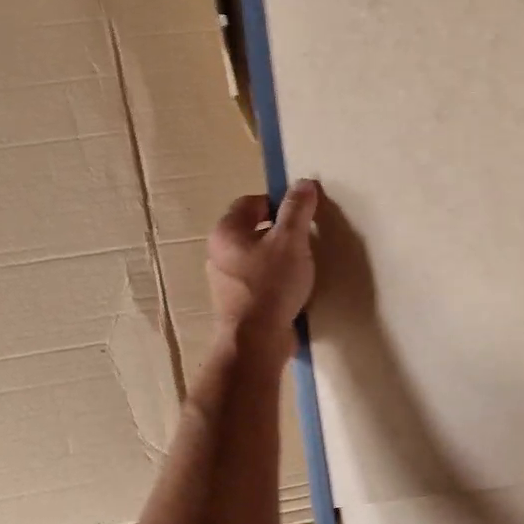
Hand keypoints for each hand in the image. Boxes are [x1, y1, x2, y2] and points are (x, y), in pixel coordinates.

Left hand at [207, 179, 319, 365]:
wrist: (257, 340)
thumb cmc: (271, 285)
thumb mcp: (291, 241)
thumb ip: (298, 210)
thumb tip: (304, 183)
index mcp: (226, 231)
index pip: (251, 202)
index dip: (278, 204)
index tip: (302, 216)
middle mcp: (218, 253)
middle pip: (252, 230)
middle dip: (279, 232)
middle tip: (305, 241)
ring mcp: (225, 281)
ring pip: (255, 258)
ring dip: (277, 258)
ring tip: (302, 267)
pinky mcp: (238, 304)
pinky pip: (258, 282)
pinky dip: (274, 281)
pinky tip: (293, 291)